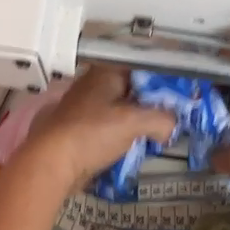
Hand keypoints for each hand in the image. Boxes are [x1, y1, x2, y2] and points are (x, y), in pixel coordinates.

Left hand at [17, 67, 175, 189]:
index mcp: (105, 73)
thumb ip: (161, 119)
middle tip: (170, 118)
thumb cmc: (92, 134)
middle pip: (131, 89)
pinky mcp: (78, 131)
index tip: (179, 94)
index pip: (142, 65)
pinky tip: (131, 149)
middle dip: (151, 104)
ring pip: (119, 110)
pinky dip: (121, 137)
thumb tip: (170, 127)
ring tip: (154, 136)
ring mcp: (83, 108)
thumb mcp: (134, 122)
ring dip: (137, 123)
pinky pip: (107, 129)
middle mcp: (92, 85)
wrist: (51, 163)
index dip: (162, 79)